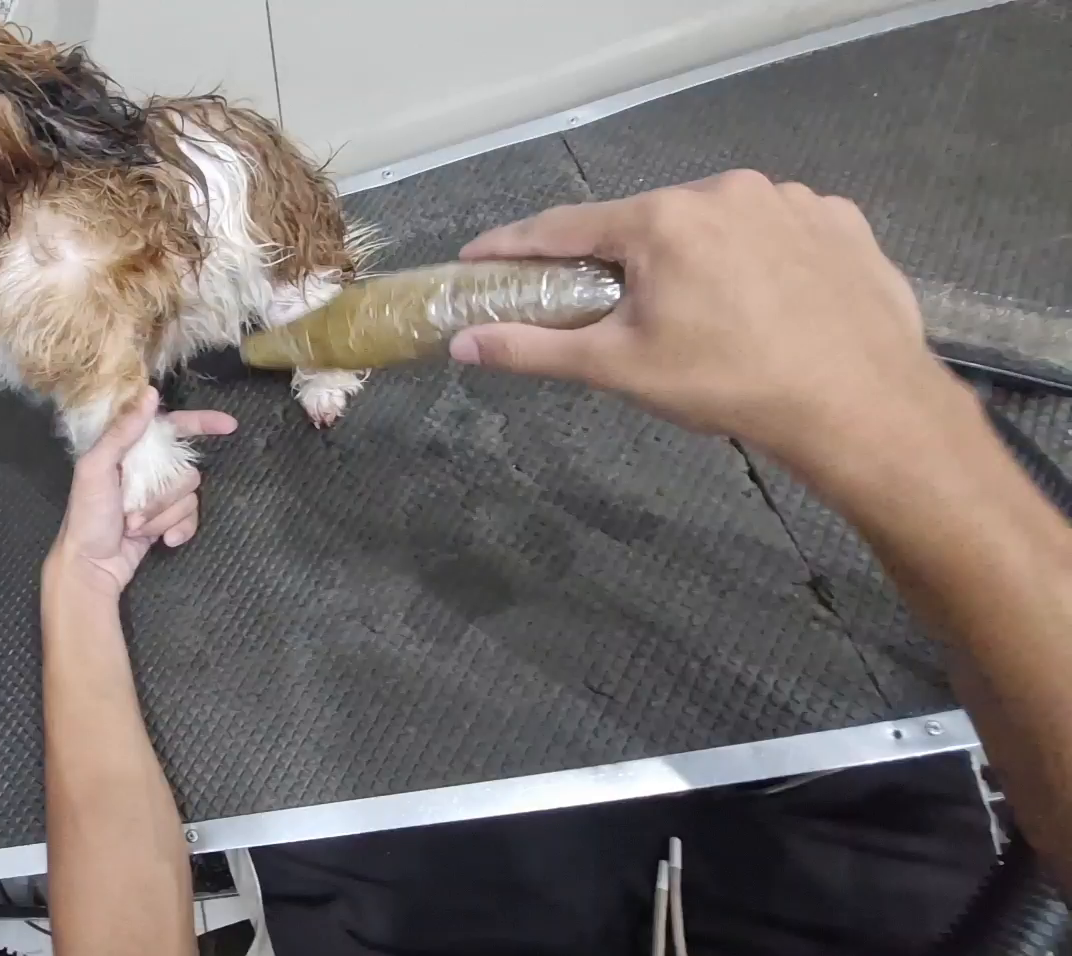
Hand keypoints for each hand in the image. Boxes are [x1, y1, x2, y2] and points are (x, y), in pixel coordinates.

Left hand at [45, 388, 237, 597]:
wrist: (90, 565)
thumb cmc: (87, 516)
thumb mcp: (95, 469)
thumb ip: (121, 432)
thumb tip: (150, 393)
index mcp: (131, 450)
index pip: (173, 428)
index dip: (202, 423)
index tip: (229, 425)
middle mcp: (149, 470)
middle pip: (187, 471)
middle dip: (163, 496)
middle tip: (131, 512)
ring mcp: (159, 497)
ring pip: (189, 497)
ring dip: (163, 516)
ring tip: (135, 528)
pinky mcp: (167, 521)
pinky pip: (191, 519)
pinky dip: (180, 530)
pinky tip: (164, 541)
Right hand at [450, 170, 975, 477]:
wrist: (858, 401)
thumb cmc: (719, 382)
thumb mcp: (610, 367)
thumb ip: (528, 348)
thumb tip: (460, 342)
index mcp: (661, 221)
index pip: (561, 226)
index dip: (510, 244)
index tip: (474, 256)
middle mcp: (723, 191)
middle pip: (632, 222)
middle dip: (596, 257)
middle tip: (577, 298)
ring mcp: (787, 199)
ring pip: (696, 223)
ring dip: (665, 255)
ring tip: (665, 304)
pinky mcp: (834, 218)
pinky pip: (757, 228)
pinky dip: (727, 255)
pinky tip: (734, 295)